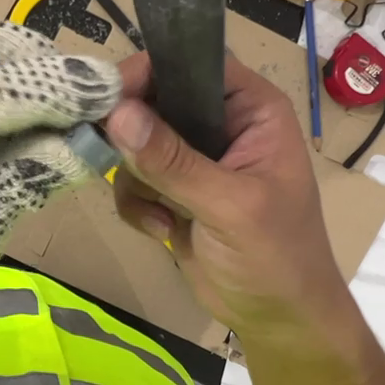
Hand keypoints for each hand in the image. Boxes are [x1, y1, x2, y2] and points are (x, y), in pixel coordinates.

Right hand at [104, 52, 355, 346]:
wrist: (277, 319)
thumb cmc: (275, 257)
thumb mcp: (229, 206)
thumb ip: (173, 161)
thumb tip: (117, 114)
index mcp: (250, 109)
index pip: (191, 65)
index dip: (148, 72)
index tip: (106, 98)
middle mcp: (218, 125)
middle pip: (152, 100)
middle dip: (130, 134)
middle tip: (119, 160)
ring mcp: (192, 159)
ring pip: (133, 144)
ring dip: (137, 182)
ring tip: (165, 214)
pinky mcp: (170, 191)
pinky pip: (130, 182)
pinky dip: (138, 207)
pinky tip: (165, 231)